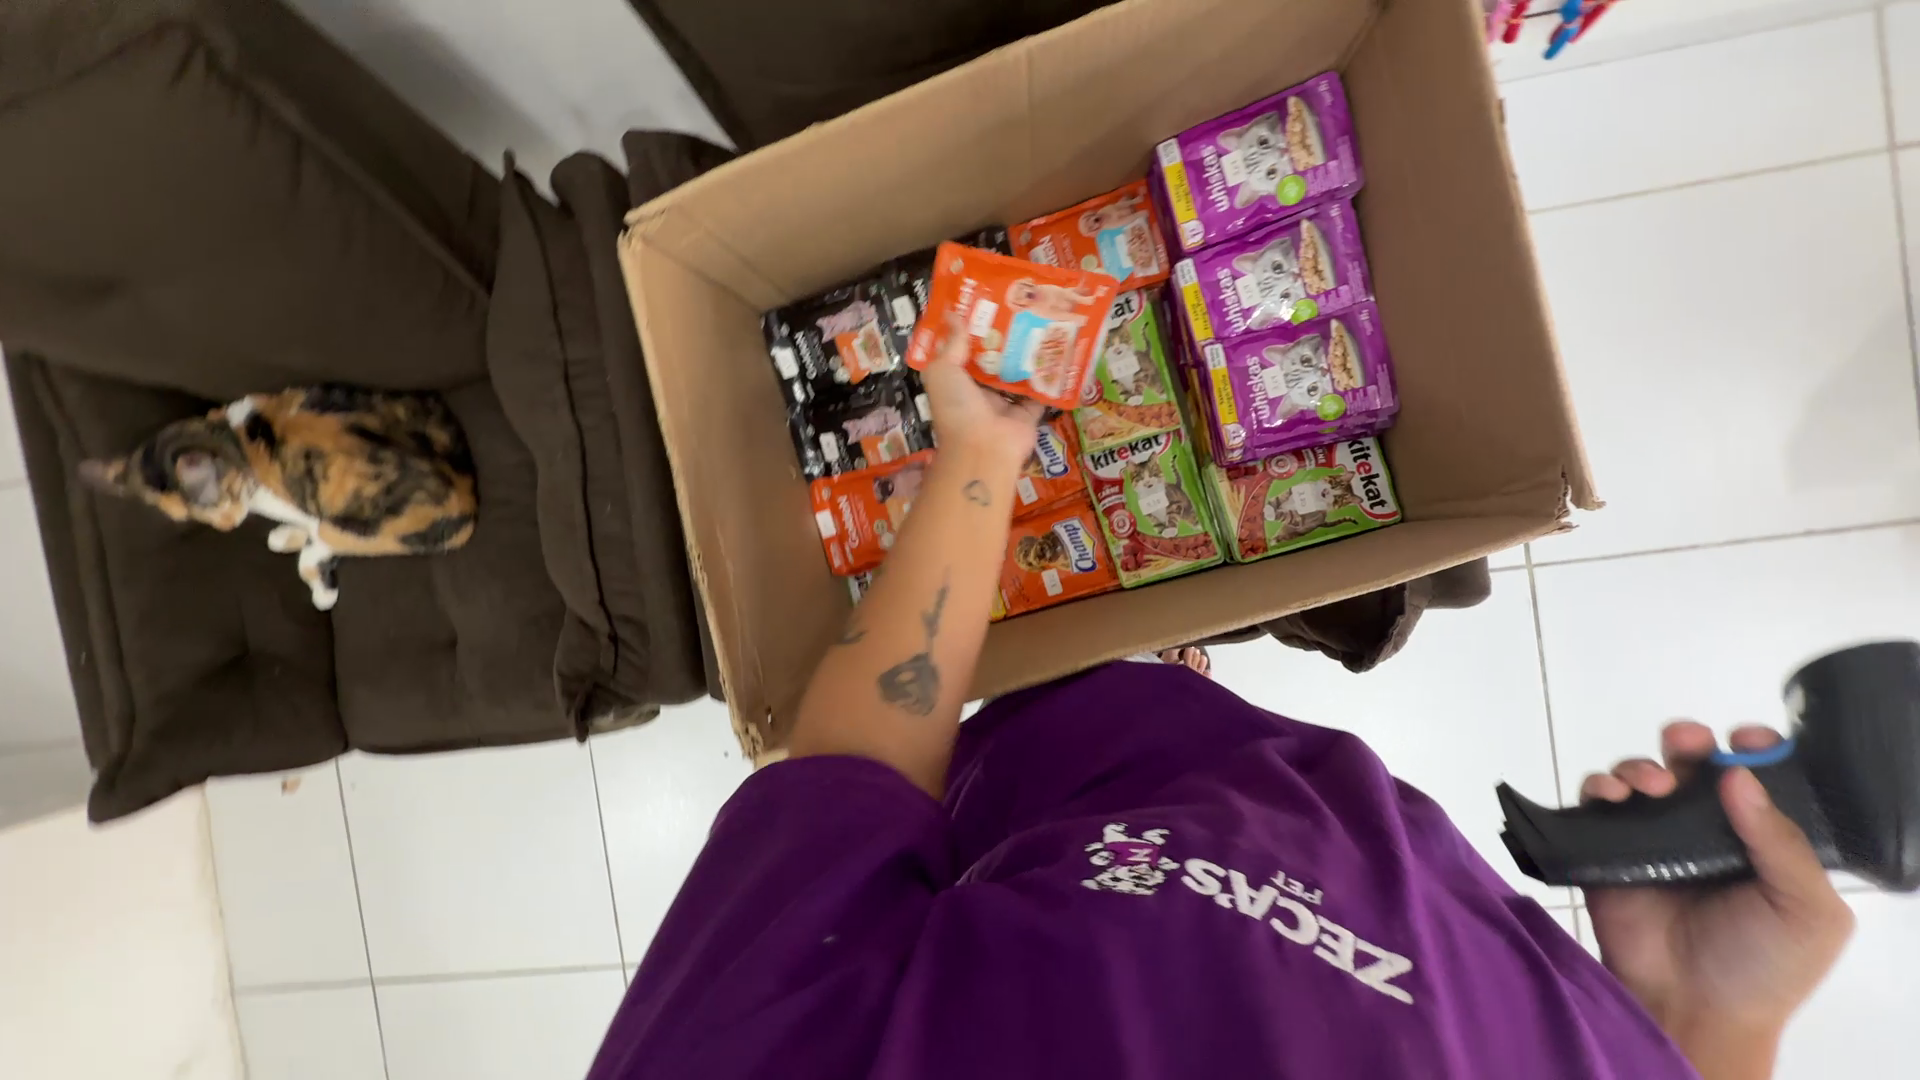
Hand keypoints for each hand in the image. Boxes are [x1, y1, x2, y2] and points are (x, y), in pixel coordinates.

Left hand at [919, 313, 1046, 470]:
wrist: (983, 448)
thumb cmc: (957, 407)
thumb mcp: (942, 370)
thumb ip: (951, 343)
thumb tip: (953, 313)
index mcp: (957, 382)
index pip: (965, 351)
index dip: (974, 329)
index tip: (987, 302)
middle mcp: (981, 392)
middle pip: (995, 359)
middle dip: (1006, 337)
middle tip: (1022, 304)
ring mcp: (1006, 403)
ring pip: (1019, 372)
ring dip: (1029, 352)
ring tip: (1042, 319)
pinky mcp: (1029, 413)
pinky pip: (1041, 391)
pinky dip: (1049, 375)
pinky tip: (1059, 349)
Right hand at [1581, 722, 1853, 1064]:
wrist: (1691, 1000)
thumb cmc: (1764, 961)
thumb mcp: (1806, 911)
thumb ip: (1780, 844)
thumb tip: (1740, 777)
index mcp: (1761, 841)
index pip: (1760, 783)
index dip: (1756, 753)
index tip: (1749, 738)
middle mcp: (1705, 828)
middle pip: (1692, 766)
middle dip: (1688, 743)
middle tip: (1687, 743)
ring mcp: (1651, 833)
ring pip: (1640, 774)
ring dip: (1641, 765)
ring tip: (1647, 785)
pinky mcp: (1606, 841)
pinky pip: (1595, 799)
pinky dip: (1599, 785)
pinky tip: (1612, 795)